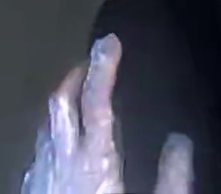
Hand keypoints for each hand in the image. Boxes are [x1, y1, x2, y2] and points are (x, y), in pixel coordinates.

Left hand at [20, 35, 192, 193]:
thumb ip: (171, 180)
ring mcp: (40, 180)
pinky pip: (38, 153)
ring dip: (62, 105)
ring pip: (45, 126)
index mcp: (94, 163)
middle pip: (60, 102)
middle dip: (75, 76)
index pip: (97, 98)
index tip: (111, 40)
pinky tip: (65, 151)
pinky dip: (53, 136)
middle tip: (94, 64)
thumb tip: (181, 139)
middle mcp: (61, 162)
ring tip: (82, 102)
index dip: (104, 64)